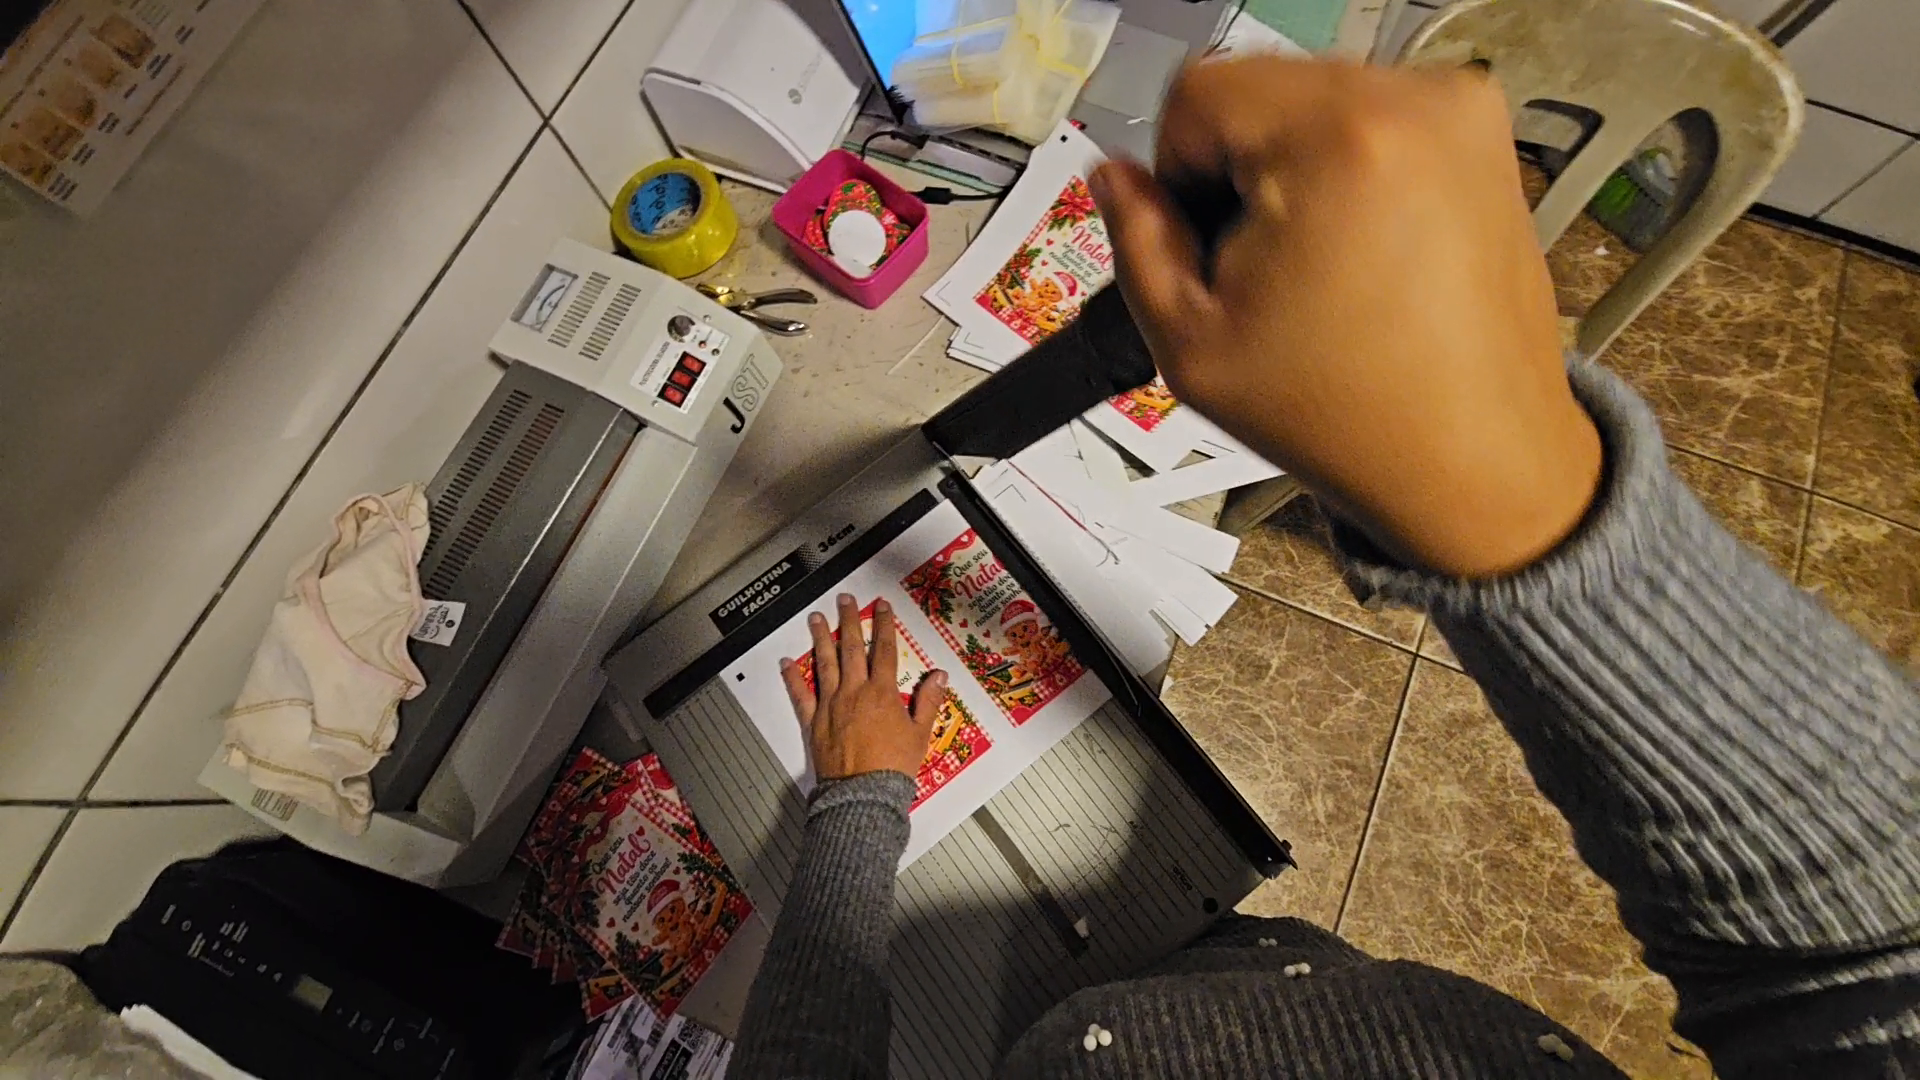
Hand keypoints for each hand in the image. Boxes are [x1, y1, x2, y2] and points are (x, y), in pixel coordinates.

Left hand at [781, 593, 946, 782]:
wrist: (864, 796)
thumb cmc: (894, 767)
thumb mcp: (920, 733)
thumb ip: (928, 701)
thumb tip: (939, 675)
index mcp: (882, 692)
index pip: (885, 650)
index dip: (884, 625)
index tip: (881, 606)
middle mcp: (854, 691)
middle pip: (852, 648)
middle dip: (850, 621)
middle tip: (845, 599)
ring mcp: (831, 704)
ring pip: (824, 663)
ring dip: (820, 638)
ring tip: (816, 618)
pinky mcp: (813, 721)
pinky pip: (801, 695)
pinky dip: (792, 678)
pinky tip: (786, 662)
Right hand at [1089, 58, 1602, 577]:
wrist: (1466, 456)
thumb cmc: (1336, 415)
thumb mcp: (1190, 346)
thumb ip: (1134, 243)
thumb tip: (1113, 177)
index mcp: (1333, 140)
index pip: (1196, 91)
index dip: (1171, 172)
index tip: (1198, 243)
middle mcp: (1414, 97)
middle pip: (1256, 91)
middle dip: (1231, 174)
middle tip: (1249, 270)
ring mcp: (1462, 113)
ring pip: (1309, 105)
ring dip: (1281, 176)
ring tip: (1304, 272)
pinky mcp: (1482, 139)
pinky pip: (1369, 126)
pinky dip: (1337, 177)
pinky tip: (1347, 259)